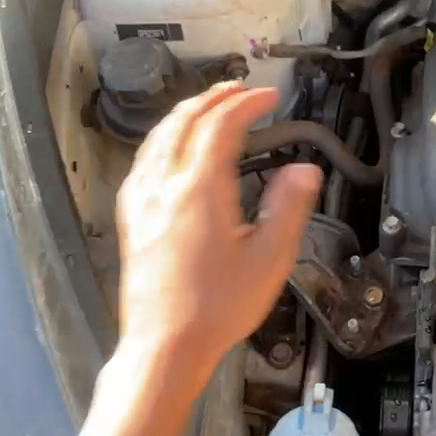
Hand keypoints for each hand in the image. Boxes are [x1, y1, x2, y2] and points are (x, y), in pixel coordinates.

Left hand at [115, 82, 321, 370]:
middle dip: (214, 98)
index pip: (221, 126)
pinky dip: (165, 137)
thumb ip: (288, 207)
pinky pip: (144, 159)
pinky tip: (172, 147)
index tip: (268, 97)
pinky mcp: (131, 218)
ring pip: (158, 136)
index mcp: (199, 190)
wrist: (165, 345)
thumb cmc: (217, 307)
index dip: (246, 103)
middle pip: (184, 121)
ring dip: (187, 113)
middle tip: (240, 90)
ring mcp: (141, 200)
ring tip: (210, 106)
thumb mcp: (270, 258)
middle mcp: (163, 186)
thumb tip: (305, 171)